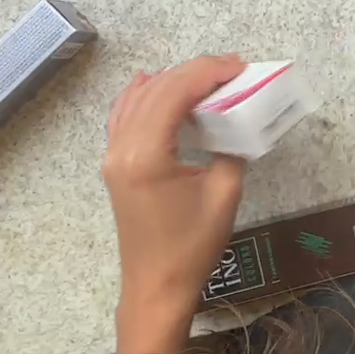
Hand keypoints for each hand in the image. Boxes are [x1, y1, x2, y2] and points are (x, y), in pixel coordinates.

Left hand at [102, 55, 247, 330]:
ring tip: (208, 77)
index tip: (241, 66)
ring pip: (138, 98)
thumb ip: (230, 148)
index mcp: (146, 153)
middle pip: (157, 88)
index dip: (208, 71)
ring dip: (172, 80)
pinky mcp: (116, 165)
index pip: (175, 91)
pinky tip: (152, 82)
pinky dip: (142, 94)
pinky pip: (124, 115)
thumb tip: (236, 121)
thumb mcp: (224, 192)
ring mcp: (113, 156)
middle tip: (233, 68)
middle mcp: (122, 147)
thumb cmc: (192, 245)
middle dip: (195, 71)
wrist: (156, 287)